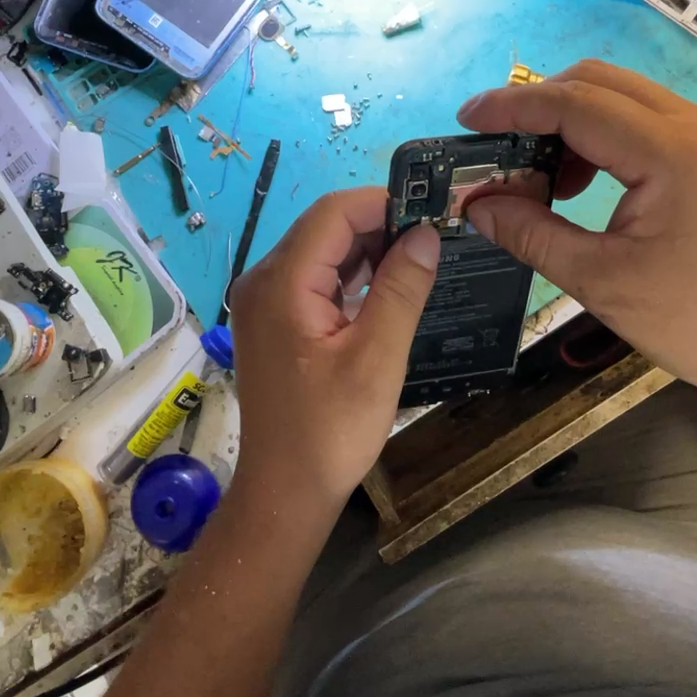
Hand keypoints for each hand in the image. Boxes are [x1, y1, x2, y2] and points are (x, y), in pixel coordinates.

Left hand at [228, 189, 440, 508]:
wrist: (285, 492)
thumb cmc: (331, 430)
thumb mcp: (377, 358)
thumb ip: (401, 289)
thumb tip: (427, 234)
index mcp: (281, 283)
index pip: (333, 214)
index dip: (383, 204)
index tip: (431, 213)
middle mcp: (263, 281)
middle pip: (324, 229)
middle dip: (379, 227)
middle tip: (434, 239)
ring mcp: (264, 302)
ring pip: (321, 254)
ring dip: (367, 252)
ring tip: (420, 260)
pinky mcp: (273, 322)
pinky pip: (314, 282)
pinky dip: (351, 278)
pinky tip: (387, 288)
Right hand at [456, 61, 696, 396]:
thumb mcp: (601, 281)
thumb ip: (531, 233)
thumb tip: (477, 205)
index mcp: (672, 154)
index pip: (575, 104)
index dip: (513, 106)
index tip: (467, 118)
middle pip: (598, 82)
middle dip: (537, 105)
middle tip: (495, 144)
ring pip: (622, 96)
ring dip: (568, 120)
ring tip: (537, 175)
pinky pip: (644, 120)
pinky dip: (600, 135)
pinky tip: (581, 181)